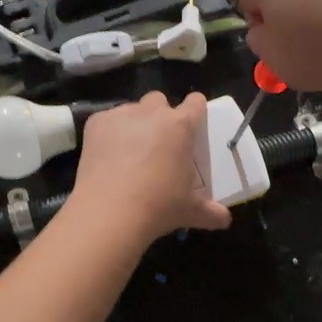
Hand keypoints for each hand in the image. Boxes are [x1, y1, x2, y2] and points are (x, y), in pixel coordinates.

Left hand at [69, 91, 232, 241]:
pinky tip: (108, 158)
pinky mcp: (96, 123)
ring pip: (132, 110)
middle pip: (160, 101)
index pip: (195, 102)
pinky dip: (109, 134)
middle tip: (158, 145)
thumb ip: (211, 212)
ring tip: (129, 154)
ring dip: (134, 125)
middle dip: (161, 117)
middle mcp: (152, 112)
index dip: (195, 111)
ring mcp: (122, 114)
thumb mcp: (190, 211)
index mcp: (181, 126)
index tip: (191, 126)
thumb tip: (225, 220)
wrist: (110, 212)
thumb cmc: (158, 207)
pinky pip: (107, 121)